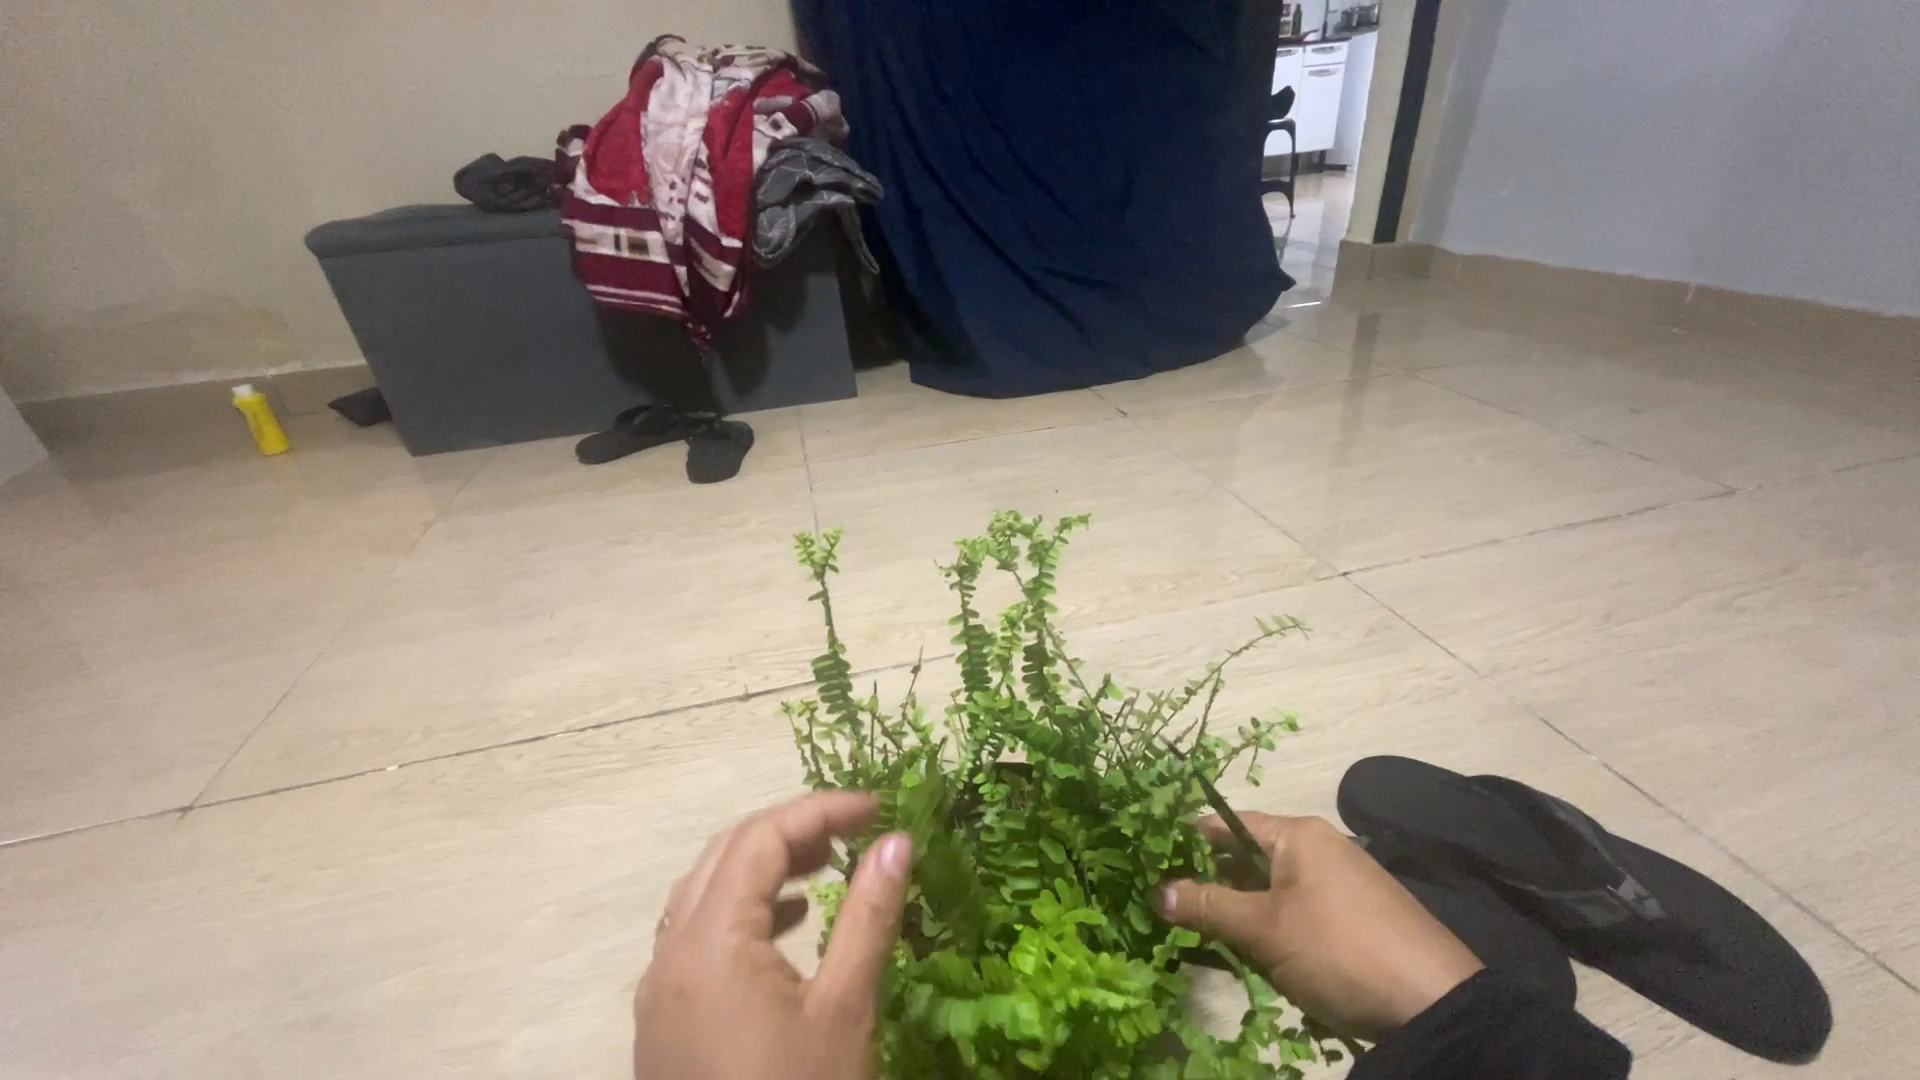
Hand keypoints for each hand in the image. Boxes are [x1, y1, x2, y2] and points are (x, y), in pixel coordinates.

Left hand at [633, 791, 913, 1078]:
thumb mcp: (845, 1007)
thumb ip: (869, 914)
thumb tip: (898, 841)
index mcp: (709, 940)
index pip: (762, 836)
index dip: (821, 809)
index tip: (878, 809)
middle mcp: (671, 951)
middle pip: (728, 852)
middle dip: (792, 828)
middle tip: (854, 830)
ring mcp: (660, 986)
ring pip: (708, 888)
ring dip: (766, 864)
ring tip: (827, 864)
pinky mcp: (665, 1017)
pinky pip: (700, 931)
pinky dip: (745, 907)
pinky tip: (790, 922)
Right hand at [1158, 813, 1483, 1040]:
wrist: (1439, 1006)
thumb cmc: (1339, 950)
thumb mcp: (1264, 929)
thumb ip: (1208, 906)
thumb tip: (1157, 891)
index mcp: (1298, 834)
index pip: (1228, 823)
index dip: (1190, 840)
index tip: (1155, 861)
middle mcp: (1322, 847)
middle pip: (1250, 857)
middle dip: (1217, 887)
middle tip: (1181, 912)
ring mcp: (1346, 882)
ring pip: (1275, 890)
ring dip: (1248, 917)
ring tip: (1222, 944)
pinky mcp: (1362, 917)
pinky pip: (1303, 913)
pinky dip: (1279, 932)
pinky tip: (1269, 962)